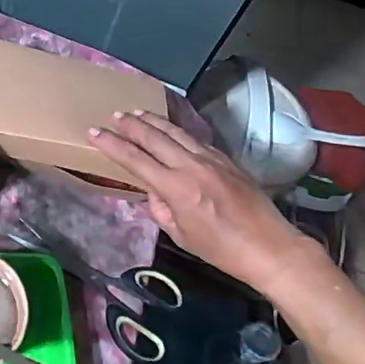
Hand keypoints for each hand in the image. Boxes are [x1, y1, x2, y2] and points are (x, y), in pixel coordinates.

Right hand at [88, 110, 318, 292]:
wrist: (269, 247)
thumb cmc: (222, 250)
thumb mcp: (182, 235)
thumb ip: (161, 209)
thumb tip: (152, 191)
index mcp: (176, 188)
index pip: (135, 160)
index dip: (112, 145)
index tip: (94, 133)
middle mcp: (191, 166)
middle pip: (154, 137)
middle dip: (131, 125)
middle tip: (114, 116)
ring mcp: (210, 158)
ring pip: (175, 132)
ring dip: (153, 121)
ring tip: (137, 113)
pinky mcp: (225, 158)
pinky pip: (194, 139)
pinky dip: (176, 131)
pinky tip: (169, 129)